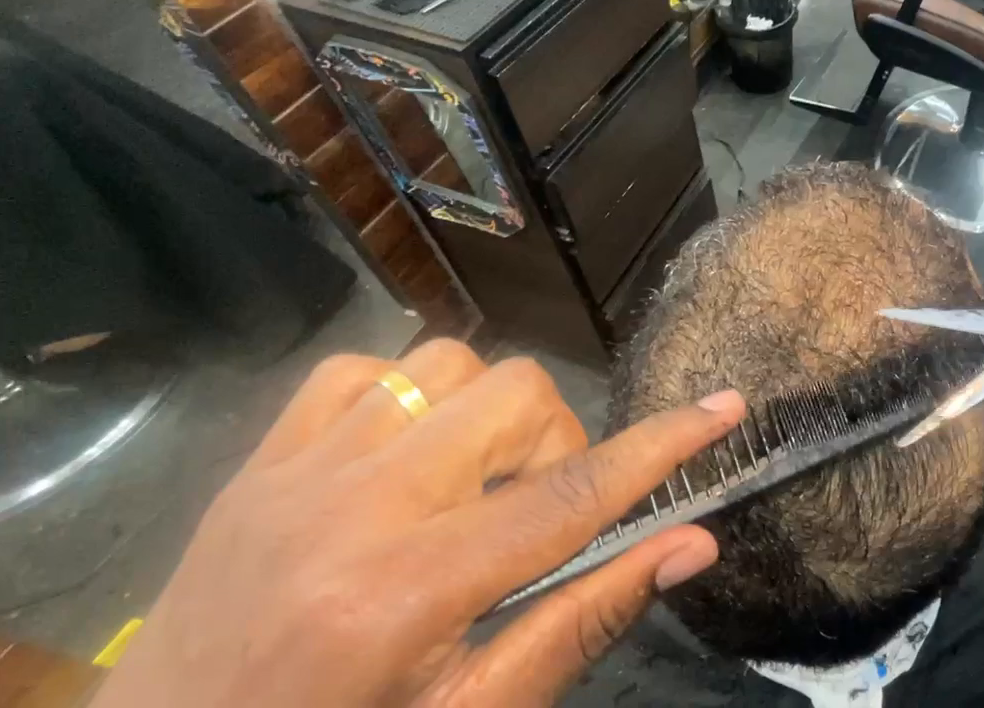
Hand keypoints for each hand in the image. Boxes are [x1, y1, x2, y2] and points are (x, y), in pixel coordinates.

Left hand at [93, 340, 745, 707]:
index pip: (573, 496)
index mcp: (405, 595)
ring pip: (447, 364)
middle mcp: (351, 510)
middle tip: (530, 518)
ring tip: (467, 487)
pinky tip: (402, 458)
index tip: (727, 407)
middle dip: (555, 446)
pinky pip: (363, 370)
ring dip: (487, 417)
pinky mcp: (256, 462)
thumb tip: (693, 545)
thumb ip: (584, 620)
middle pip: (517, 395)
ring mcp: (294, 474)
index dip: (663, 447)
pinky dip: (409, 399)